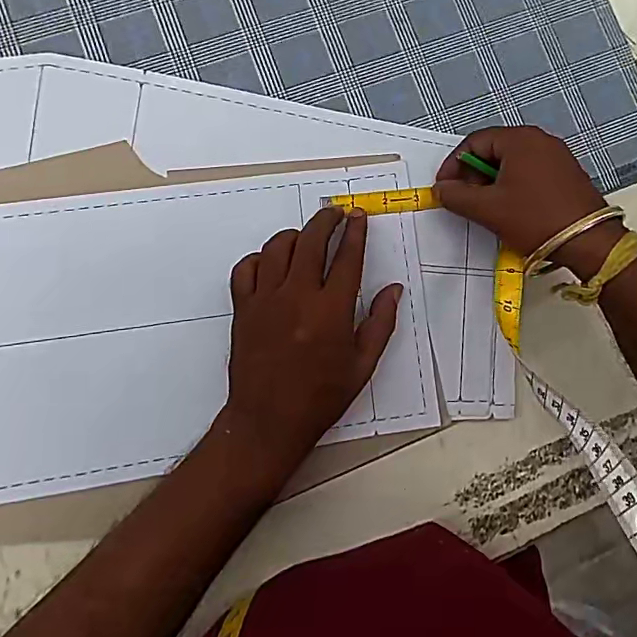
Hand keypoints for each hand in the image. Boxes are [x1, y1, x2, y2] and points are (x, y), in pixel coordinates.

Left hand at [217, 207, 401, 465]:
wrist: (267, 423)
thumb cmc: (319, 398)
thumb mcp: (362, 366)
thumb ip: (381, 323)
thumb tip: (393, 290)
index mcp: (331, 312)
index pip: (347, 257)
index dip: (355, 232)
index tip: (359, 217)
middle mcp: (297, 298)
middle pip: (312, 241)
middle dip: (327, 220)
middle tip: (336, 214)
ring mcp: (266, 301)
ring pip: (277, 248)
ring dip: (295, 235)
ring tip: (306, 236)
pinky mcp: (243, 309)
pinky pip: (246, 269)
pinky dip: (258, 259)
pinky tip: (271, 264)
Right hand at [434, 126, 621, 278]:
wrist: (590, 243)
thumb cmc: (537, 219)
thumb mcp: (488, 209)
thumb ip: (457, 196)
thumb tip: (442, 189)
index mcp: (520, 139)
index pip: (475, 142)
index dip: (454, 165)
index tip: (445, 187)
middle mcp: (541, 140)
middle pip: (494, 150)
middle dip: (473, 175)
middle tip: (463, 200)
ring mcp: (557, 156)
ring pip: (512, 163)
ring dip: (492, 183)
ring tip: (485, 209)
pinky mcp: (567, 174)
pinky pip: (531, 172)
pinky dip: (514, 186)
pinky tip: (510, 210)